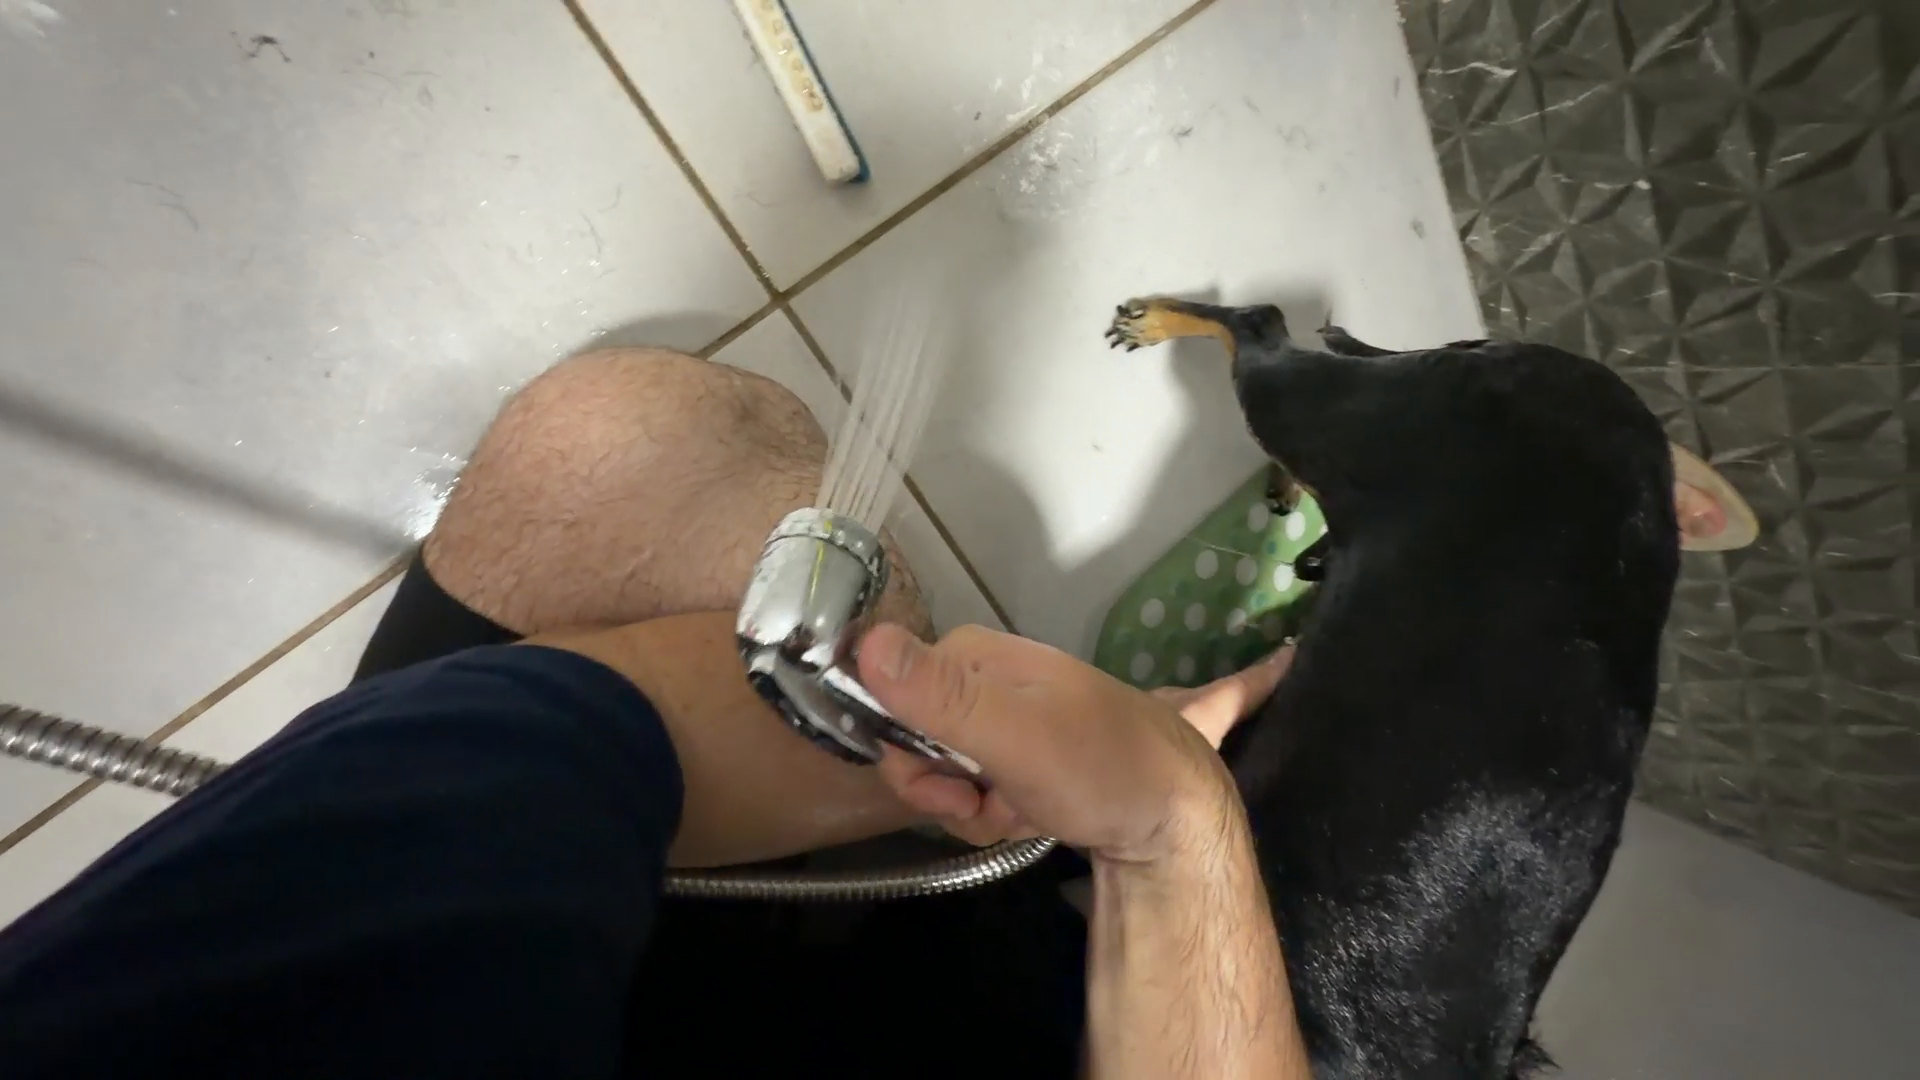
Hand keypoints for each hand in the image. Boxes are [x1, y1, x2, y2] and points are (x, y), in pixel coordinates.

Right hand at [855, 624, 1291, 863]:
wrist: (1178, 822)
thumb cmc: (1101, 766)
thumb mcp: (1014, 732)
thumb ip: (939, 694)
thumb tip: (866, 641)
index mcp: (981, 653)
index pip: (896, 689)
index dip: (905, 748)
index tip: (942, 788)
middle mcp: (989, 678)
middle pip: (918, 733)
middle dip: (943, 785)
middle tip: (982, 805)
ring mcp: (1009, 717)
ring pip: (946, 767)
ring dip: (972, 805)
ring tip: (1019, 813)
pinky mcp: (1025, 754)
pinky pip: (978, 784)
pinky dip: (995, 811)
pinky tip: (1030, 816)